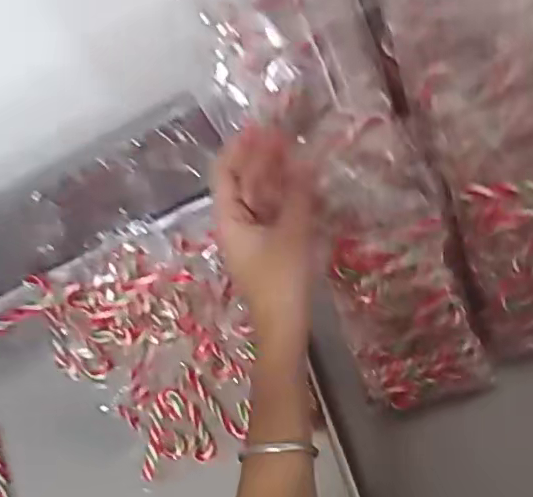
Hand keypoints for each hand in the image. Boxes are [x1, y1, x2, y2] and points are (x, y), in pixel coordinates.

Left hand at [211, 125, 315, 352]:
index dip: (242, 147)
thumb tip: (305, 162)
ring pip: (261, 203)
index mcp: (230, 220)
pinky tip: (304, 195)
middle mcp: (236, 228)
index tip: (263, 127)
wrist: (284, 332)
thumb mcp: (292, 236)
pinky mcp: (268, 257)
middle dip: (264, 161)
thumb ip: (298, 197)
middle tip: (288, 140)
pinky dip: (286, 204)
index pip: (226, 172)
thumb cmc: (282, 284)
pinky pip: (274, 220)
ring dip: (278, 181)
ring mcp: (252, 243)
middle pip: (244, 185)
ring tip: (300, 162)